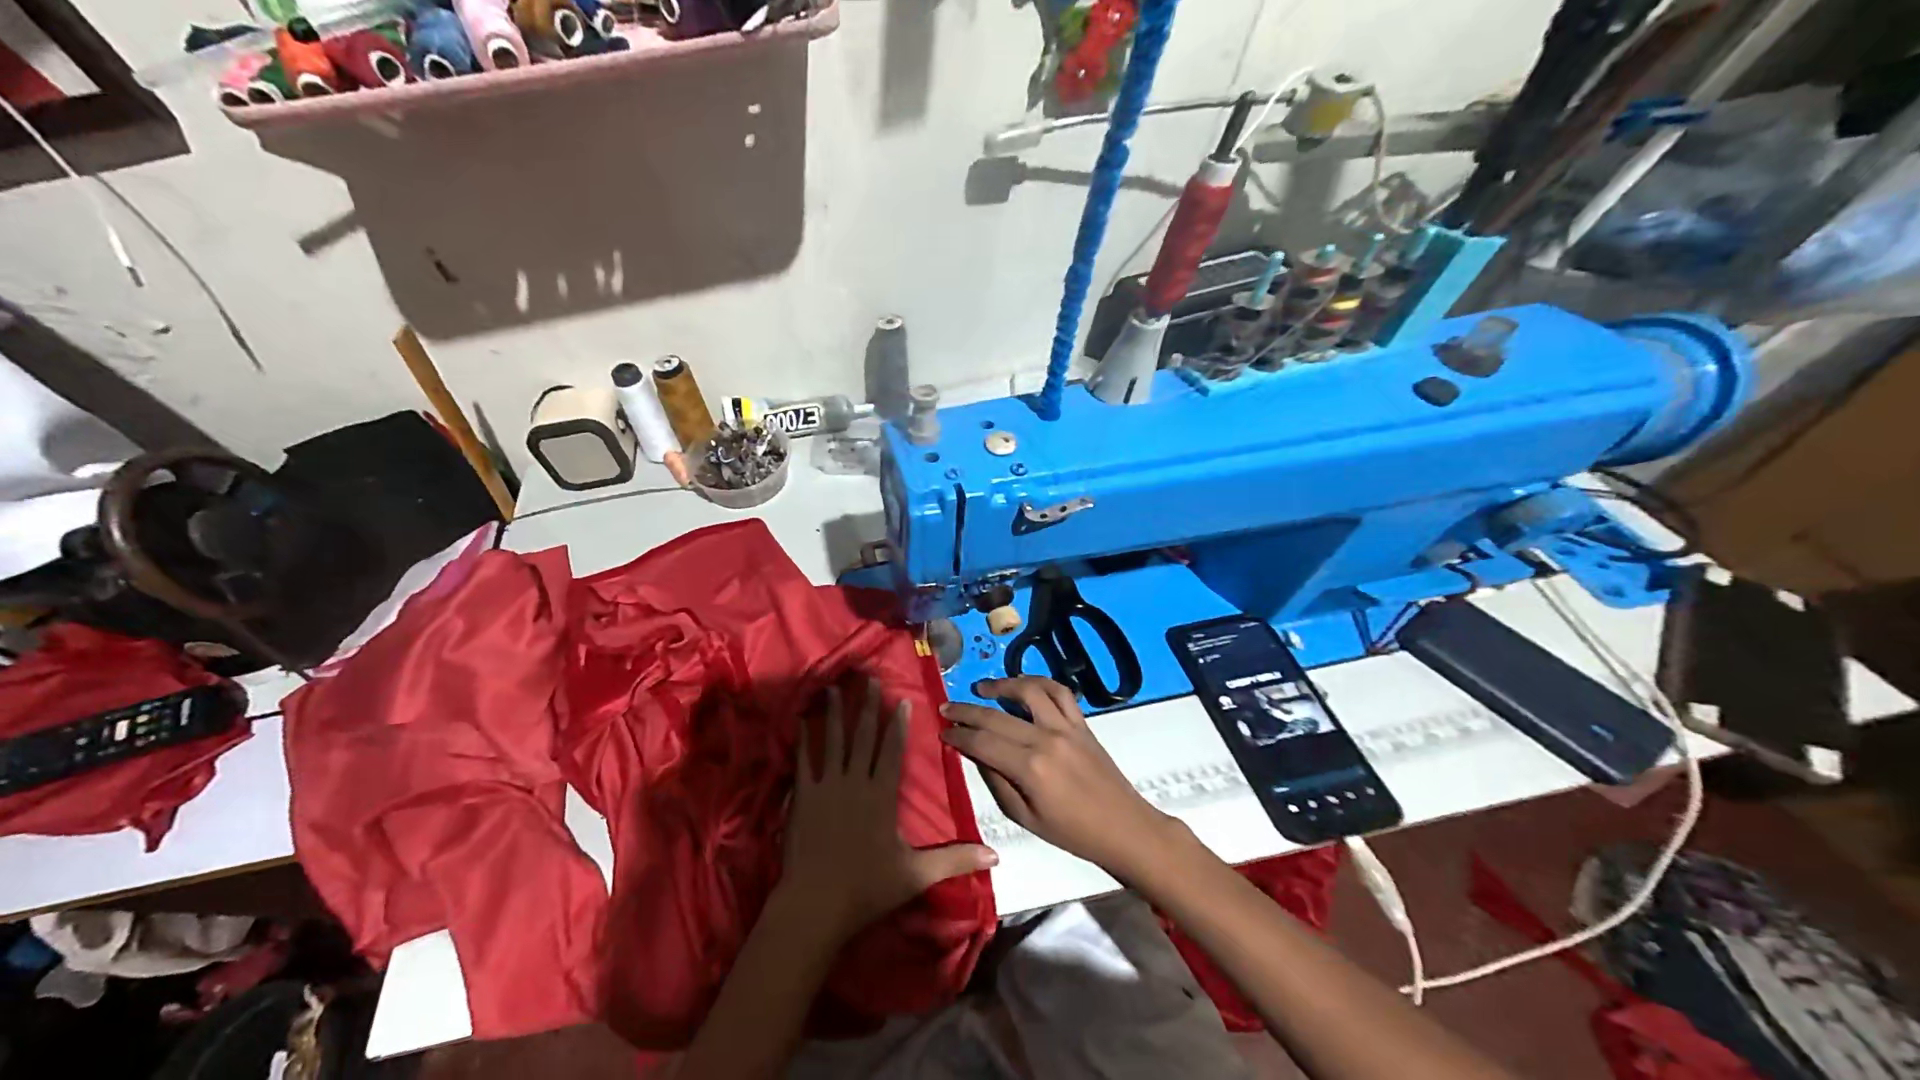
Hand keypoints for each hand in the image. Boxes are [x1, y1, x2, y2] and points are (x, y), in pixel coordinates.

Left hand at [780, 678, 997, 942]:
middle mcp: (855, 783)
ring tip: (832, 688)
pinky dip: (803, 739)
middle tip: (868, 679)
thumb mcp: (917, 874)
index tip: (901, 700)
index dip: (898, 725)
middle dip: (867, 706)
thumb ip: (955, 860)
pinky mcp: (802, 797)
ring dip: (833, 713)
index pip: (893, 751)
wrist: (815, 905)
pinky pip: (803, 761)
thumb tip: (996, 856)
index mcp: (882, 796)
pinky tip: (801, 720)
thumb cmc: (867, 889)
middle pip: (863, 737)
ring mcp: (826, 787)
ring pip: (832, 741)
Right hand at [940, 676, 1179, 880]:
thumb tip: (975, 754)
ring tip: (982, 688)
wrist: (1122, 827)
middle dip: (967, 711)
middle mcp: (1045, 739)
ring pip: (1029, 691)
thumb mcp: (1024, 817)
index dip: (958, 735)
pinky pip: (1059, 692)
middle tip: (947, 708)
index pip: (982, 742)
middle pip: (997, 716)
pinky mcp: (1082, 723)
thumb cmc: (1071, 832)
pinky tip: (1023, 685)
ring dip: (1002, 685)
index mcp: (1029, 768)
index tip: (942, 731)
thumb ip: (996, 782)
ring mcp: (1066, 726)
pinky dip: (1038, 682)